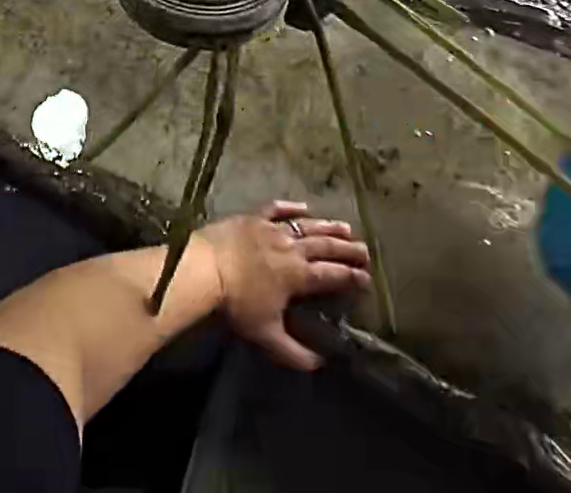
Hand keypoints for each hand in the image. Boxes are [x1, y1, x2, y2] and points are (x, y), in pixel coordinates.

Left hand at [197, 201, 370, 371]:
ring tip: (346, 228)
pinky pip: (275, 208)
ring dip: (328, 226)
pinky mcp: (250, 217)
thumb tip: (320, 363)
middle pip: (327, 246)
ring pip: (306, 225)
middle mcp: (290, 248)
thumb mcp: (267, 335)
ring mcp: (270, 229)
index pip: (334, 275)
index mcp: (299, 275)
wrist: (202, 268)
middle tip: (366, 251)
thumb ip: (296, 353)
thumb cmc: (236, 302)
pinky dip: (290, 207)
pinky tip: (302, 206)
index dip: (353, 277)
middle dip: (349, 250)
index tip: (367, 278)